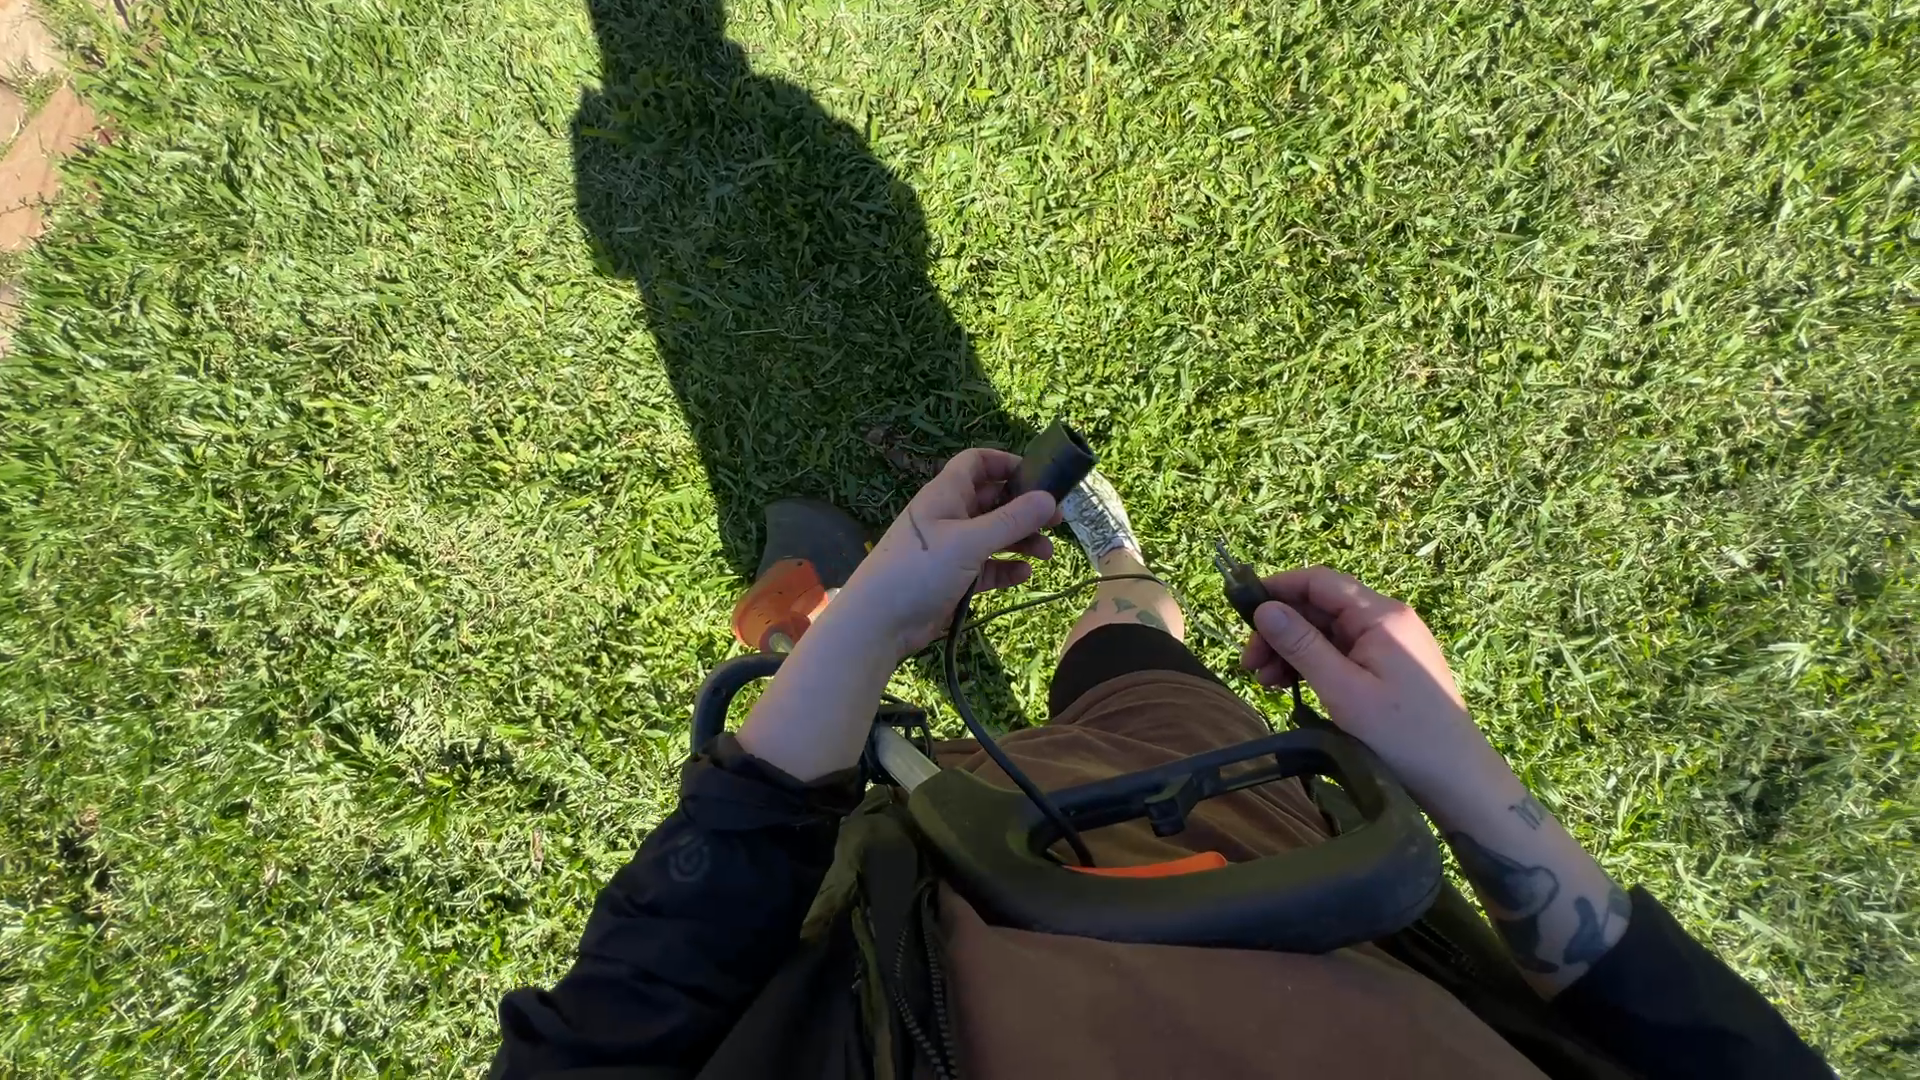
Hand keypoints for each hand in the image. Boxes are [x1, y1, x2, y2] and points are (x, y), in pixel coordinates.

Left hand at [827, 448, 1059, 662]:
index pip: (976, 463)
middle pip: (993, 501)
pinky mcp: (954, 578)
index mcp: (946, 494)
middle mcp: (949, 516)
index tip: (1038, 476)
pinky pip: (987, 566)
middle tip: (1057, 520)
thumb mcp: (969, 541)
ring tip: (1046, 554)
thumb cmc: (919, 569)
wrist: (878, 621)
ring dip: (1021, 540)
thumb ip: (1011, 520)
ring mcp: (951, 548)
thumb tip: (1049, 499)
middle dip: (1024, 508)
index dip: (1006, 463)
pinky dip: (1006, 568)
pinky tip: (1023, 575)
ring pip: (994, 535)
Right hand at [1238, 566, 1507, 802]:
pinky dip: (1311, 664)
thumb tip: (1262, 609)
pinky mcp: (1389, 666)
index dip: (1277, 589)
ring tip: (1266, 683)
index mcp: (1381, 616)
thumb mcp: (1341, 689)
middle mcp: (1387, 620)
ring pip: (1325, 631)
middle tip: (1250, 664)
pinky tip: (1291, 686)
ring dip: (1290, 651)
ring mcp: (1390, 643)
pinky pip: (1340, 652)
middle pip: (1318, 608)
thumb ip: (1301, 645)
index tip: (1242, 611)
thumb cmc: (1400, 734)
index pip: (1319, 581)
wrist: (1458, 781)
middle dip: (1279, 630)